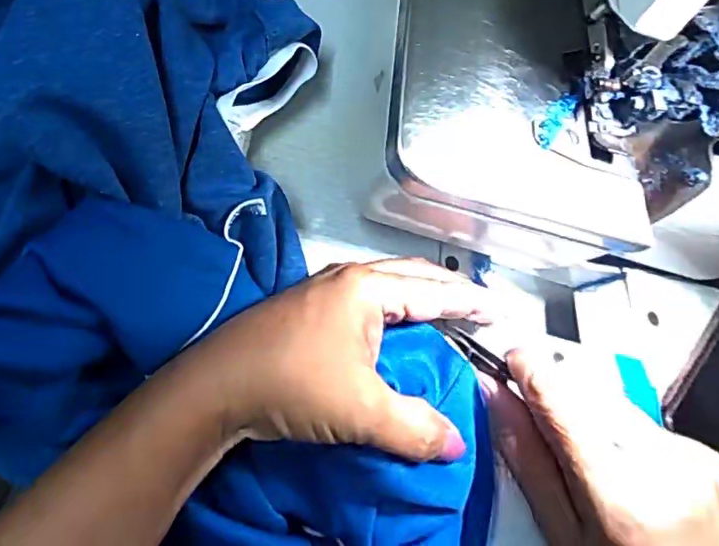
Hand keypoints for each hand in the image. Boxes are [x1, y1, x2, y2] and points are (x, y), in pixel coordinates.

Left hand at [166, 258, 493, 462]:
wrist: (221, 382)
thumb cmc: (291, 380)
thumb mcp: (363, 410)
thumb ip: (416, 427)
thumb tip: (452, 441)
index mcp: (364, 286)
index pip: (430, 289)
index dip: (467, 301)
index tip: (497, 309)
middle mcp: (345, 278)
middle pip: (408, 277)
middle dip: (444, 290)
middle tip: (477, 308)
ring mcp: (323, 290)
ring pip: (383, 287)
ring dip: (415, 298)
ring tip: (443, 318)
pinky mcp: (308, 310)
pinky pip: (364, 302)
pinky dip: (390, 312)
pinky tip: (393, 334)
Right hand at [484, 347, 718, 545]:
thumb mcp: (567, 540)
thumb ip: (528, 461)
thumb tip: (493, 392)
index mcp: (623, 496)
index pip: (555, 390)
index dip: (523, 370)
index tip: (506, 368)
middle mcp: (664, 467)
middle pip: (582, 392)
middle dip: (558, 406)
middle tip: (553, 452)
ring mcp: (694, 462)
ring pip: (611, 402)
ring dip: (591, 421)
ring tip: (598, 476)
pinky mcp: (712, 461)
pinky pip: (645, 424)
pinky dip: (626, 440)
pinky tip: (632, 482)